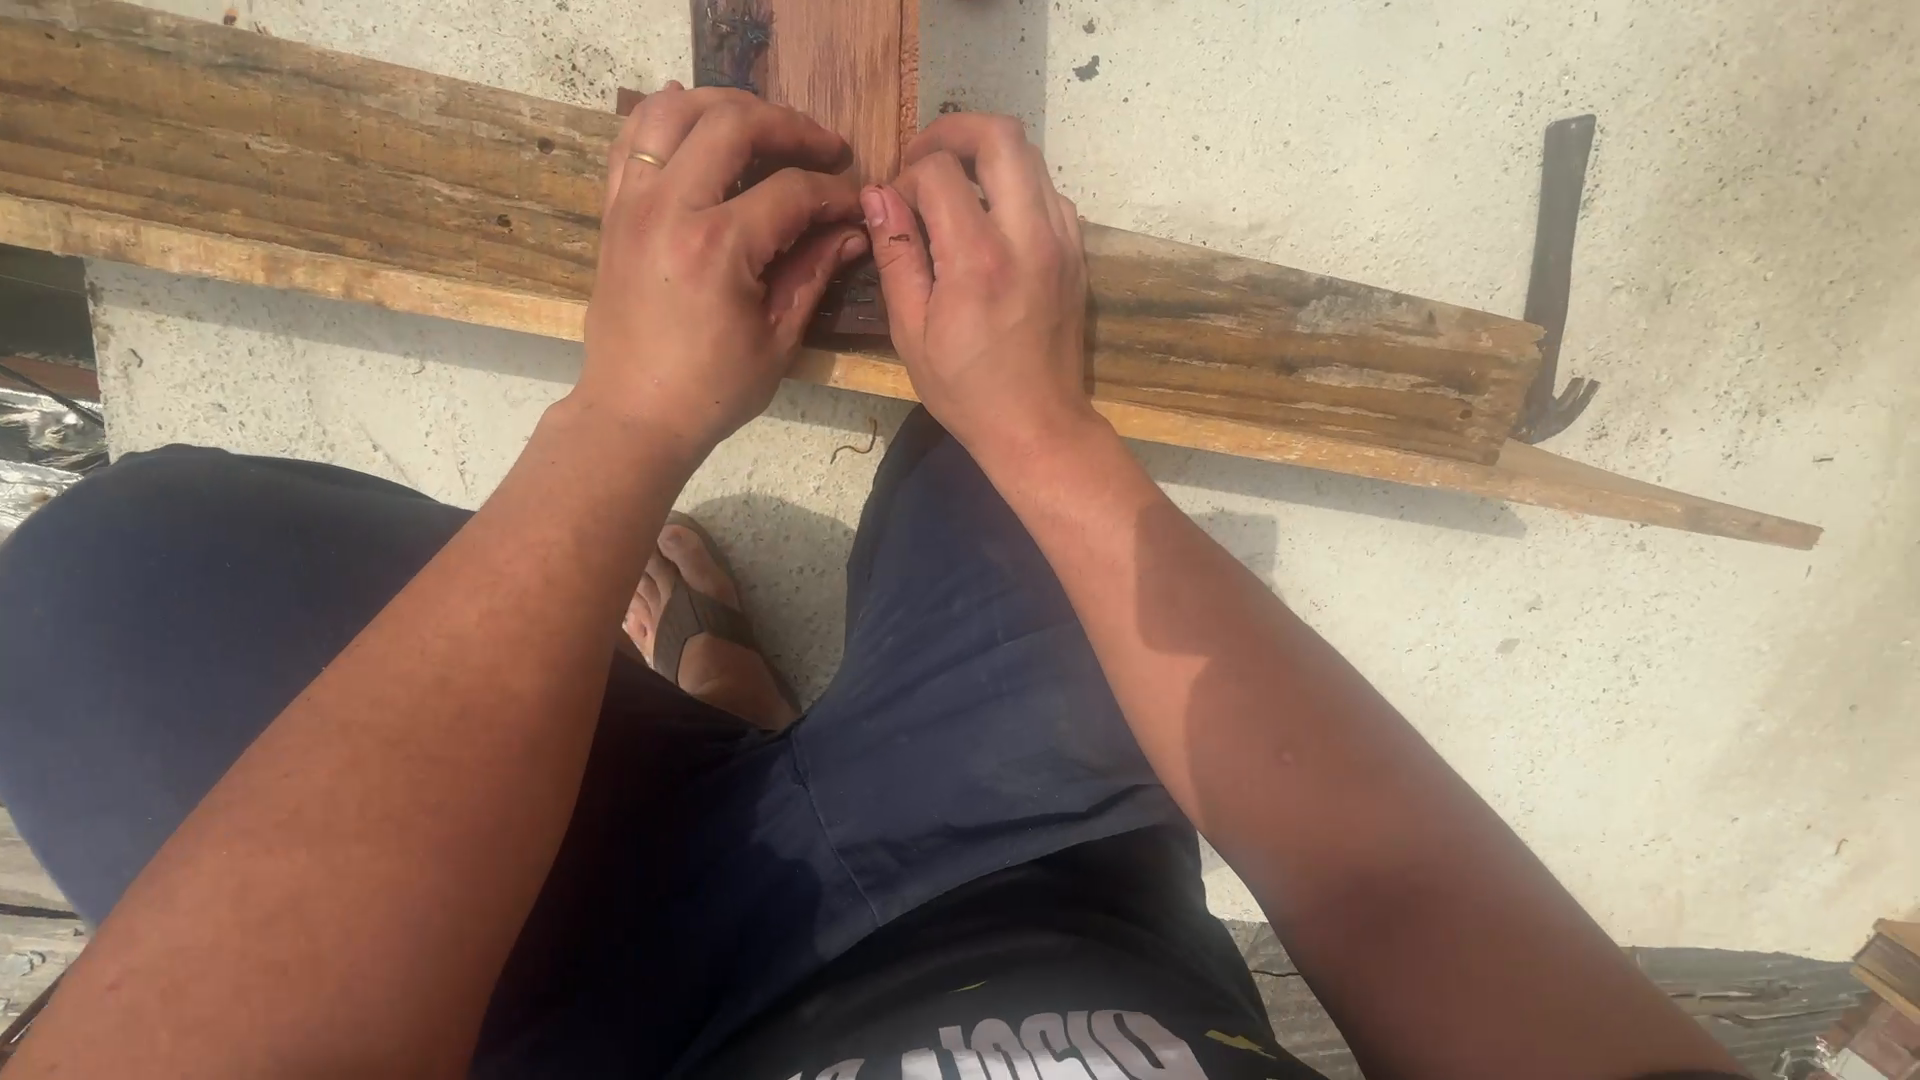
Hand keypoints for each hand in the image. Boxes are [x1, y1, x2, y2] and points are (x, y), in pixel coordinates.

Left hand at [579, 83, 868, 456]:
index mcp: (717, 249)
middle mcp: (669, 210)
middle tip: (825, 147)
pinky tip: (700, 124)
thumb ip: (812, 274)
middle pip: (732, 125)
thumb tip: (851, 233)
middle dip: (790, 127)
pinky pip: (634, 139)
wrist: (635, 414)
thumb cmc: (713, 391)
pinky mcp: (614, 212)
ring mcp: (632, 204)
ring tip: (765, 126)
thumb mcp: (777, 340)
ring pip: (673, 111)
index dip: (834, 192)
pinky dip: (668, 118)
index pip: (790, 192)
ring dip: (726, 105)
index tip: (857, 203)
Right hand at [861, 114, 1098, 461]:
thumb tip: (878, 196)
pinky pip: (1049, 192)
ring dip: (989, 158)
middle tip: (924, 159)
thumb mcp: (912, 334)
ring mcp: (1062, 242)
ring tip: (957, 189)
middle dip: (954, 132)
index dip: (906, 177)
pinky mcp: (1077, 255)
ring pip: (1031, 157)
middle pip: (1001, 135)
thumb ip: (896, 257)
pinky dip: (1017, 186)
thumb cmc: (966, 391)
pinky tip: (993, 220)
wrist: (1038, 425)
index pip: (939, 171)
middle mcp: (1028, 236)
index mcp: (978, 259)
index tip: (894, 208)